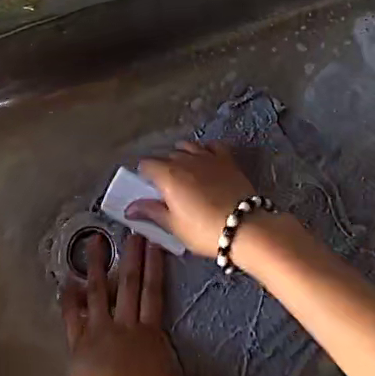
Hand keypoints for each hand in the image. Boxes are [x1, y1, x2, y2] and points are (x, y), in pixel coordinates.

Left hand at [61, 234, 227, 375]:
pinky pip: (73, 316)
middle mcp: (124, 325)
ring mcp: (99, 331)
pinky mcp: (78, 343)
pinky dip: (69, 299)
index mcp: (149, 333)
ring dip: (97, 265)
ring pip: (99, 291)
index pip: (154, 292)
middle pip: (129, 284)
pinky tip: (66, 281)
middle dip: (132, 256)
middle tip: (132, 231)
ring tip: (94, 240)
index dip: (155, 266)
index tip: (155, 242)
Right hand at [130, 140, 257, 256]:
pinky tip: (205, 158)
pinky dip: (205, 149)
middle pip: (167, 155)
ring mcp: (208, 157)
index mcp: (168, 176)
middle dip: (161, 166)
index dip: (143, 174)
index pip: (147, 164)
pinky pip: (212, 145)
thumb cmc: (204, 230)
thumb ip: (152, 212)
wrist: (244, 226)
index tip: (146, 186)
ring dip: (181, 154)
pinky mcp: (227, 159)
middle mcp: (186, 160)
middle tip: (164, 185)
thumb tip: (130, 208)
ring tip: (182, 170)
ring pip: (188, 146)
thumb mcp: (174, 226)